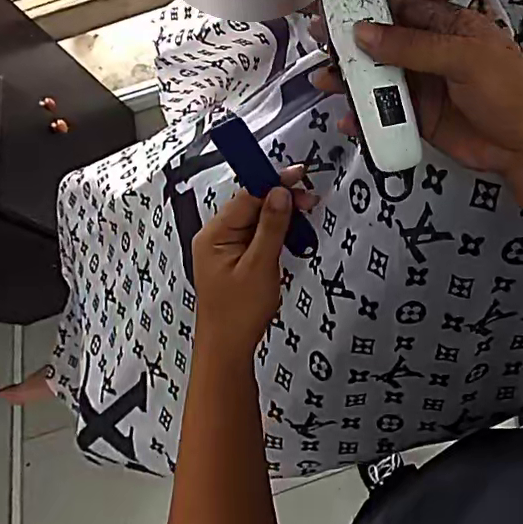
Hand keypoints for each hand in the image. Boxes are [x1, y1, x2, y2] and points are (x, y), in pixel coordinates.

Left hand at [191, 166, 317, 366]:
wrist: (228, 349)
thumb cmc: (236, 315)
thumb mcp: (260, 266)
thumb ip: (271, 227)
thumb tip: (279, 194)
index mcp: (214, 235)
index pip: (246, 196)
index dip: (273, 182)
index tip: (297, 175)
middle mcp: (216, 237)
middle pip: (252, 204)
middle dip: (281, 198)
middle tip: (308, 198)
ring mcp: (225, 247)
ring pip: (257, 218)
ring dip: (282, 214)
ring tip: (304, 216)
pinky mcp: (236, 257)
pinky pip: (258, 233)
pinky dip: (277, 230)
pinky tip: (291, 233)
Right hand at [312, 0, 522, 177]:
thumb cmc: (509, 91)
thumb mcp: (464, 59)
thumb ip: (413, 46)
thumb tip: (363, 32)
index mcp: (450, 27)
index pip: (403, 8)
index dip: (369, 6)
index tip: (334, 6)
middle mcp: (433, 53)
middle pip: (384, 43)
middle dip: (351, 43)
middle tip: (317, 42)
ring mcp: (425, 87)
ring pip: (380, 79)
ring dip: (352, 80)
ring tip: (324, 80)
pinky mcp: (420, 119)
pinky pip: (386, 113)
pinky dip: (366, 117)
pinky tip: (349, 120)